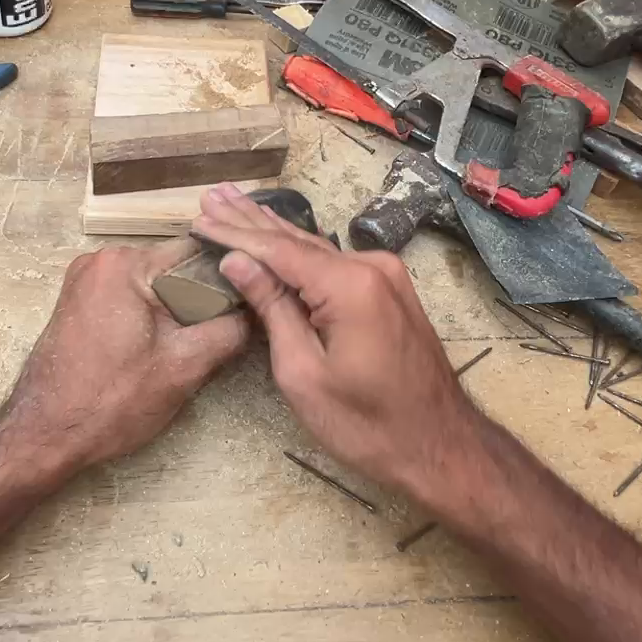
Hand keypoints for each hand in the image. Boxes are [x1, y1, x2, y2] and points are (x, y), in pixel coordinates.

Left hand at [4, 241, 251, 473]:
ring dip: (177, 307)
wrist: (43, 435)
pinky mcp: (79, 299)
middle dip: (202, 295)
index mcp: (125, 263)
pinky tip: (164, 343)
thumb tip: (258, 309)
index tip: (253, 297)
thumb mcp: (184, 367)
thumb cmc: (111, 402)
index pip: (197, 251)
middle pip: (174, 266)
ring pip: (154, 282)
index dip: (231, 275)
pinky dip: (151, 313)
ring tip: (197, 340)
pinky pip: (131, 294)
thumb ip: (229, 330)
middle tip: (226, 329)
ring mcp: (86, 278)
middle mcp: (101, 258)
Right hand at [191, 183, 481, 501]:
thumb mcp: (303, 373)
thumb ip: (271, 308)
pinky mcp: (388, 287)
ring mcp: (385, 273)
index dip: (235, 235)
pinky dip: (298, 251)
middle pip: (296, 239)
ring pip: (315, 247)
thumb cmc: (367, 425)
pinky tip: (276, 232)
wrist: (441, 447)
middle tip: (212, 195)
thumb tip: (236, 261)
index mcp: (350, 284)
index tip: (200, 219)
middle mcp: (371, 265)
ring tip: (233, 201)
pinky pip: (333, 262)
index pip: (278, 250)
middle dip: (249, 219)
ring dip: (272, 229)